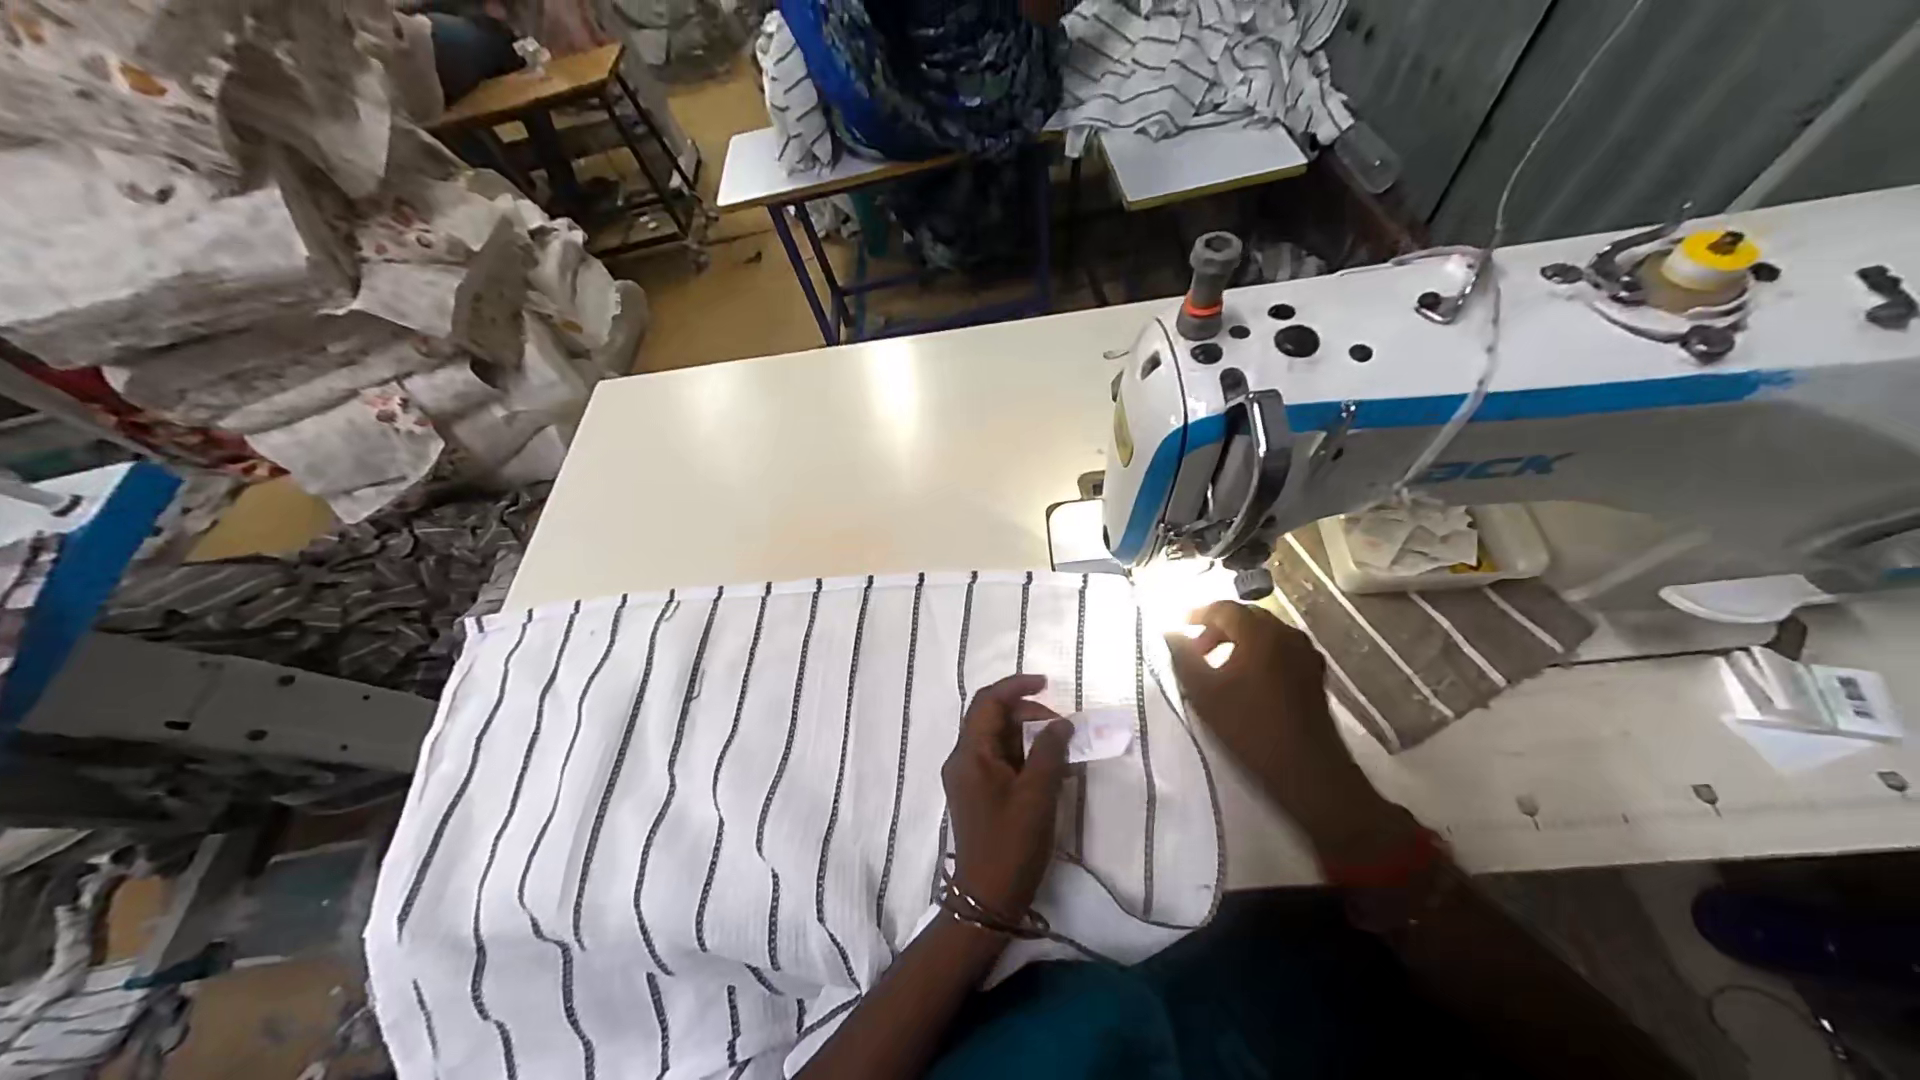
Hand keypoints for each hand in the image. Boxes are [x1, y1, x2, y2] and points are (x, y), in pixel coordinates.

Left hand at [941, 674, 1071, 919]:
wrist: (988, 898)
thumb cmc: (1012, 843)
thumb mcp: (1038, 794)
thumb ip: (1049, 751)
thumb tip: (1060, 723)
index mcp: (970, 754)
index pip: (987, 702)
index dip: (1016, 686)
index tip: (1046, 683)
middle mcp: (962, 759)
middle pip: (991, 718)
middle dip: (1027, 713)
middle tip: (1061, 726)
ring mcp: (968, 778)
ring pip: (997, 740)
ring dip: (1027, 735)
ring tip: (1061, 748)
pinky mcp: (977, 794)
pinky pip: (999, 761)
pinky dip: (1023, 756)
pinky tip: (1050, 769)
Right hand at [1164, 601, 1412, 865]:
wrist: (1305, 767)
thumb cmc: (1248, 726)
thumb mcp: (1203, 691)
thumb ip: (1182, 655)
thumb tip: (1168, 632)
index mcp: (1259, 633)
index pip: (1224, 609)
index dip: (1198, 614)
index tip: (1179, 627)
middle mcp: (1286, 634)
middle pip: (1247, 616)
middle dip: (1218, 627)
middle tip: (1197, 648)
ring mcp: (1305, 653)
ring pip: (1266, 632)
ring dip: (1240, 639)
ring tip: (1220, 663)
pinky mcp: (1315, 673)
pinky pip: (1282, 648)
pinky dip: (1261, 651)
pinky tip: (1250, 676)